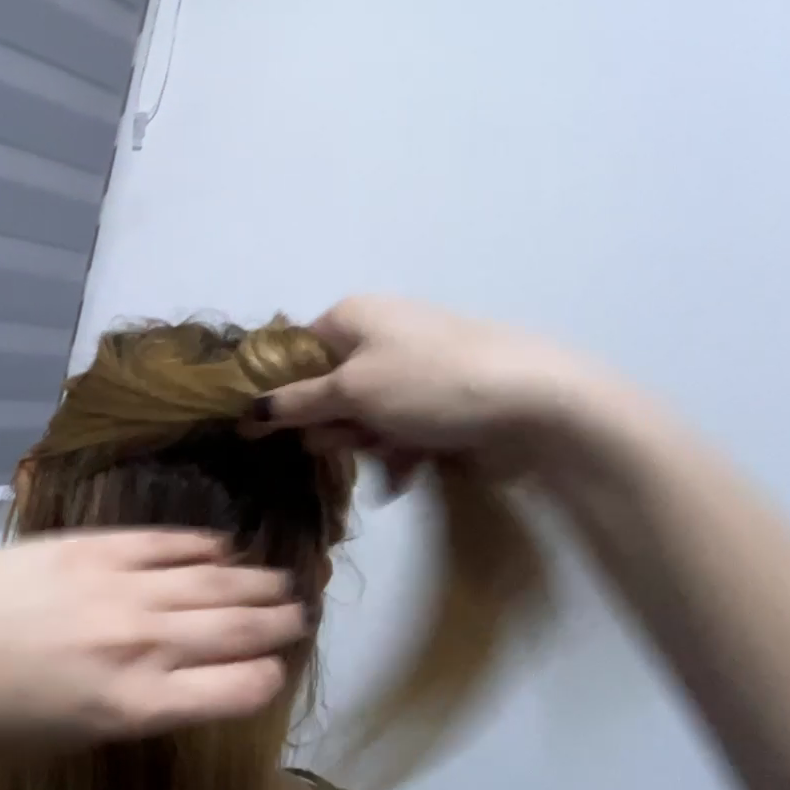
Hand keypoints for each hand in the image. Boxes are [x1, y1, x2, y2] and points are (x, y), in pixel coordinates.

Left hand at [0, 530, 306, 744]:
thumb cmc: (0, 709)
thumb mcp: (76, 733)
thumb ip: (138, 706)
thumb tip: (182, 679)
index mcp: (140, 704)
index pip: (235, 689)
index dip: (266, 677)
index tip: (275, 667)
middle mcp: (143, 644)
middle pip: (232, 631)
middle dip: (274, 623)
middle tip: (298, 614)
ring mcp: (119, 589)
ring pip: (209, 581)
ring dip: (251, 581)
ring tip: (280, 580)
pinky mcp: (94, 548)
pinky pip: (162, 543)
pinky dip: (199, 544)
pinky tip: (221, 545)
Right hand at [248, 296, 601, 485]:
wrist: (541, 404)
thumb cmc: (430, 384)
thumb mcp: (351, 391)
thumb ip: (294, 403)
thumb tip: (248, 410)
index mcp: (354, 316)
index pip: (294, 352)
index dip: (278, 391)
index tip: (265, 428)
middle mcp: (381, 335)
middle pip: (326, 387)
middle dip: (330, 422)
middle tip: (340, 443)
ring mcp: (414, 368)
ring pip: (362, 414)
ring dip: (366, 442)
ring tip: (388, 458)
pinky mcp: (442, 401)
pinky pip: (398, 428)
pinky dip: (397, 452)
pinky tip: (407, 472)